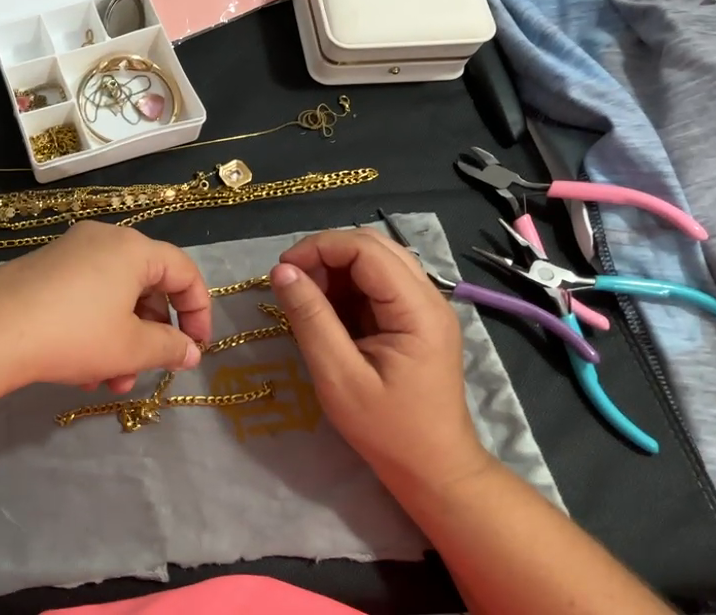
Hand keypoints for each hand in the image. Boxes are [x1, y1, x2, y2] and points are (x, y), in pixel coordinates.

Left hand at [0, 221, 210, 395]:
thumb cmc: (74, 334)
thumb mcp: (130, 348)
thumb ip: (169, 348)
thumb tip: (189, 350)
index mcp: (131, 248)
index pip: (182, 270)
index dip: (198, 311)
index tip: (196, 348)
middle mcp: (101, 239)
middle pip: (144, 285)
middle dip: (149, 336)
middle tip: (143, 373)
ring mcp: (67, 251)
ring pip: (111, 296)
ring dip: (119, 342)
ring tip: (106, 383)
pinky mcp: (42, 268)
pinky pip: (82, 295)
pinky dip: (91, 330)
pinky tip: (78, 371)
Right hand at [268, 228, 490, 493]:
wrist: (434, 470)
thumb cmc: (387, 429)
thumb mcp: (338, 376)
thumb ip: (310, 318)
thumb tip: (281, 270)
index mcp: (417, 310)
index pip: (365, 249)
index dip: (318, 247)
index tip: (282, 271)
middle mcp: (428, 297)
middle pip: (372, 244)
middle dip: (324, 252)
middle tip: (291, 281)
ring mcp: (424, 306)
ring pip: (374, 257)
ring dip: (334, 266)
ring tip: (307, 297)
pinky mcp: (415, 317)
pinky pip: (376, 280)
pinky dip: (345, 283)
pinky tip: (327, 310)